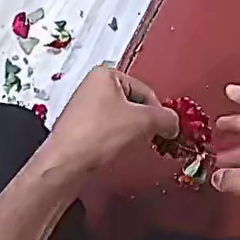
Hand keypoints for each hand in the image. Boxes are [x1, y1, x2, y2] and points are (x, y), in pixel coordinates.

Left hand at [38, 65, 178, 177]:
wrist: (66, 164)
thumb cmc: (100, 135)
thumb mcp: (143, 121)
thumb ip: (166, 118)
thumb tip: (173, 123)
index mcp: (105, 75)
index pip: (145, 91)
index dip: (158, 112)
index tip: (164, 129)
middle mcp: (92, 87)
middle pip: (133, 105)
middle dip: (144, 123)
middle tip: (149, 138)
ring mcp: (83, 108)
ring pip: (121, 120)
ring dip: (132, 133)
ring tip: (129, 146)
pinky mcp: (79, 129)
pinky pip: (107, 131)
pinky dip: (116, 141)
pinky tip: (115, 152)